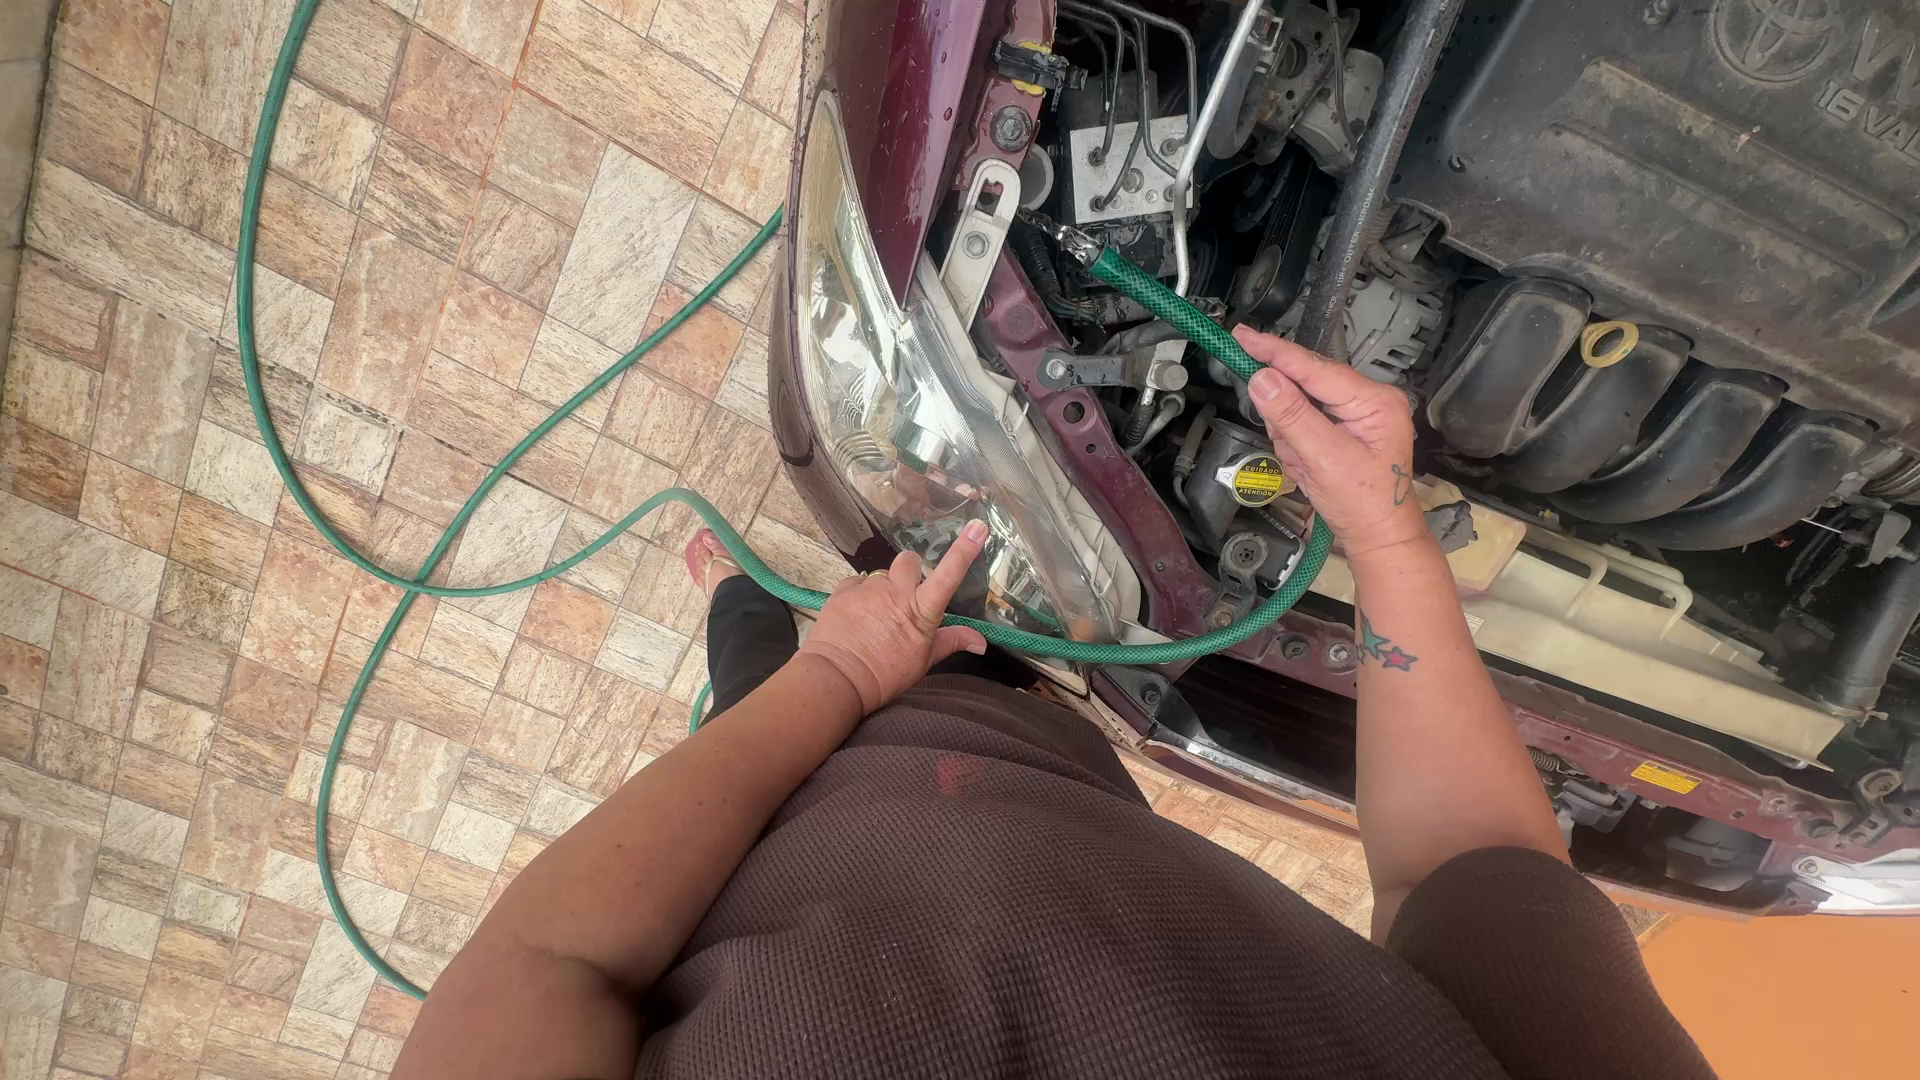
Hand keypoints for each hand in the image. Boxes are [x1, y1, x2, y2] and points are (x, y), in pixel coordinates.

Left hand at [797, 519, 991, 712]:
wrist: (836, 679)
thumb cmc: (885, 674)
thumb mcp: (924, 661)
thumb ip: (951, 642)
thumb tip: (981, 643)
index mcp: (921, 611)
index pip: (949, 575)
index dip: (964, 550)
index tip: (977, 526)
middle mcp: (896, 592)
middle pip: (910, 560)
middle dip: (910, 571)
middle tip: (905, 594)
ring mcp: (869, 589)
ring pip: (881, 574)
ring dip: (883, 588)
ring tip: (875, 615)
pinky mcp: (844, 590)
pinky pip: (857, 582)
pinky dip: (859, 595)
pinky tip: (857, 616)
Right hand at [1233, 326, 1430, 559]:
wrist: (1379, 537)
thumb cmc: (1363, 502)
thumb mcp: (1323, 459)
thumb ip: (1291, 416)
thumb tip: (1262, 379)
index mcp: (1373, 400)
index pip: (1314, 368)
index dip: (1275, 352)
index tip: (1242, 336)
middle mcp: (1366, 400)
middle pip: (1304, 388)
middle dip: (1287, 423)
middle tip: (1294, 452)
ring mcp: (1353, 416)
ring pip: (1297, 410)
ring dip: (1291, 440)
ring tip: (1307, 469)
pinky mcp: (1341, 430)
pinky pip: (1301, 427)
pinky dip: (1295, 448)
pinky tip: (1308, 468)